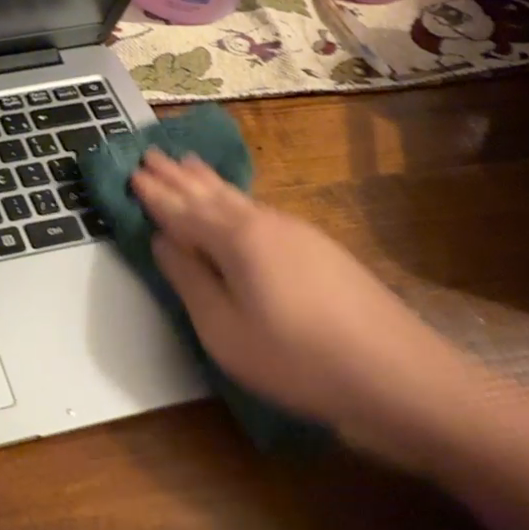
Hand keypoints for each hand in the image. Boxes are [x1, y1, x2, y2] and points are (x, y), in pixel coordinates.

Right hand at [131, 149, 476, 471]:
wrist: (398, 376)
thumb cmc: (295, 358)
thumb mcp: (223, 329)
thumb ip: (189, 280)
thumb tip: (162, 240)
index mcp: (237, 239)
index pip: (182, 210)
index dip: (155, 194)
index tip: (130, 172)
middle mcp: (266, 224)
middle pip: (212, 194)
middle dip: (179, 176)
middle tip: (152, 153)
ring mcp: (299, 234)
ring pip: (240, 199)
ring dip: (208, 181)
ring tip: (189, 162)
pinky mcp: (320, 252)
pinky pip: (261, 212)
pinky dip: (235, 199)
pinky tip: (237, 203)